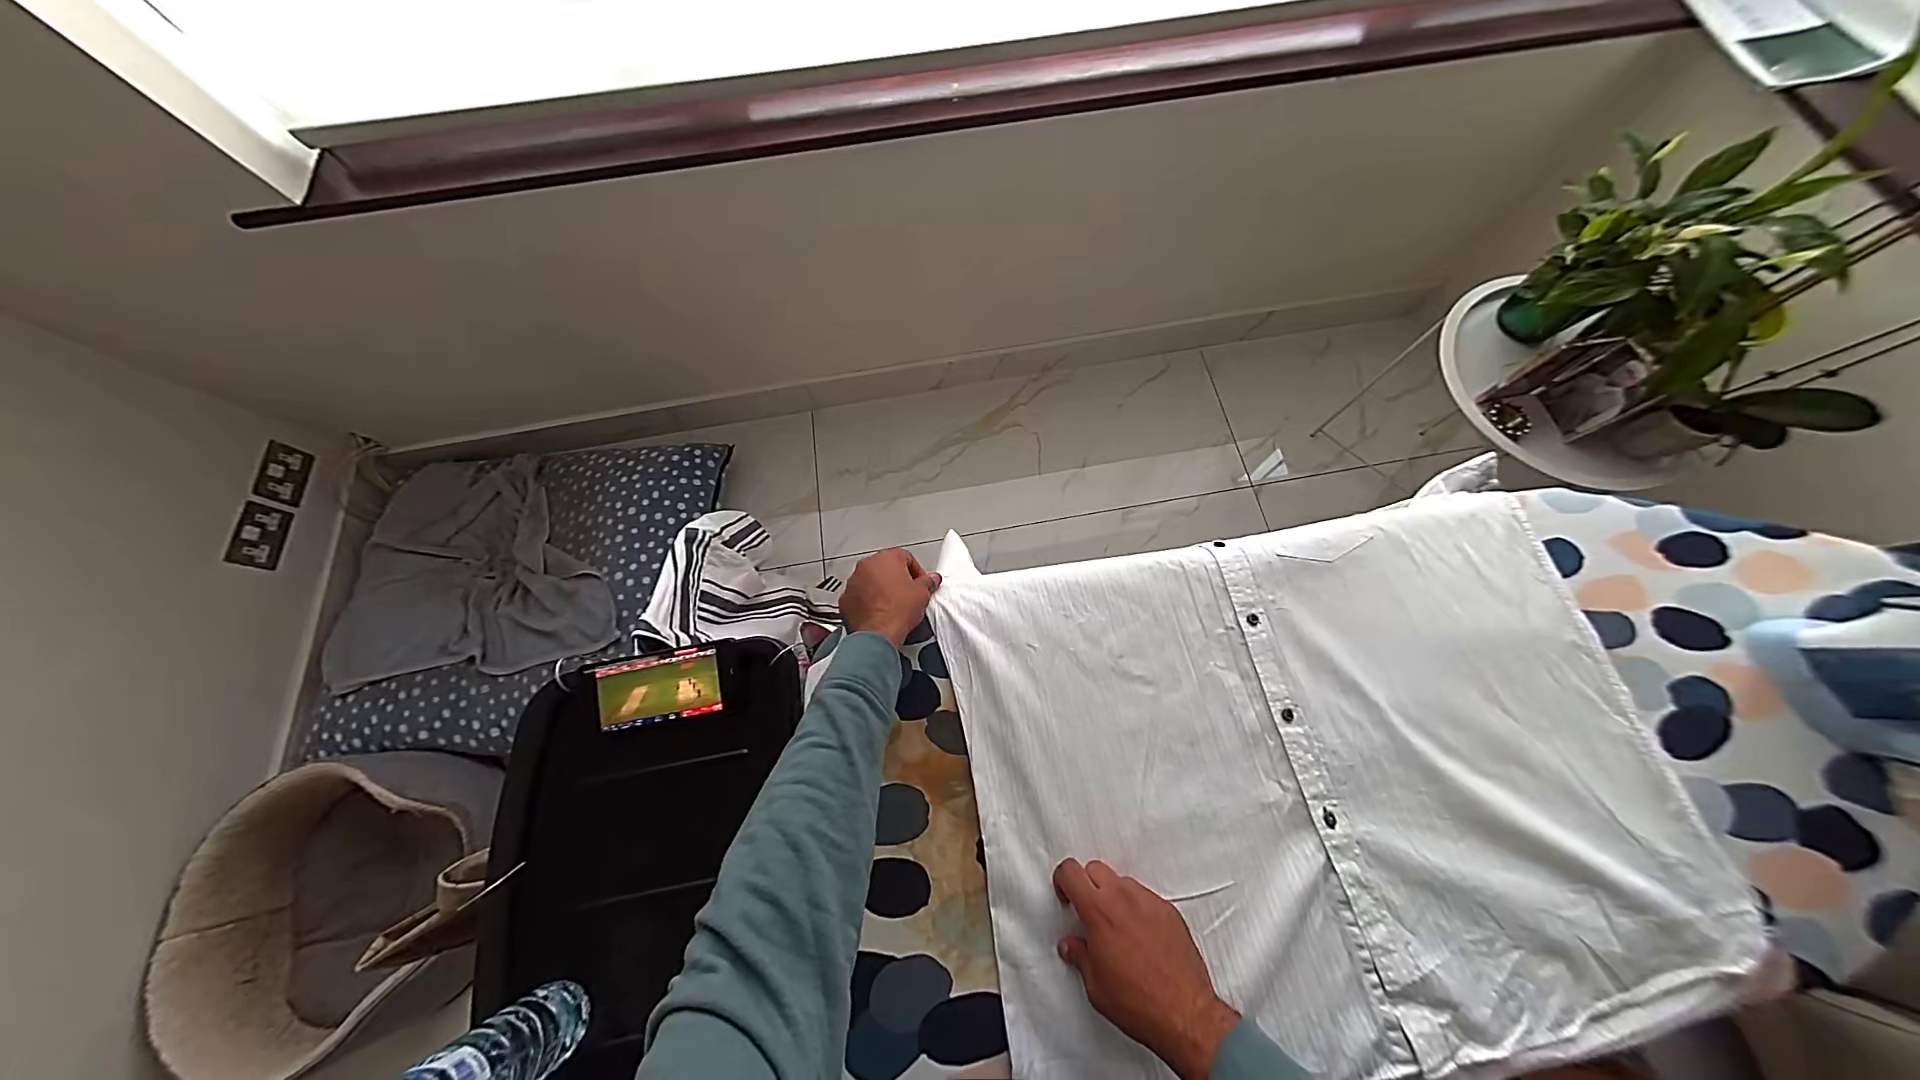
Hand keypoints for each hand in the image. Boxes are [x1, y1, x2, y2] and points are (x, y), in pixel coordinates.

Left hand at [841, 548, 940, 646]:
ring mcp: (854, 581)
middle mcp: (867, 566)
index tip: (920, 582)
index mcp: (887, 558)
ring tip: (893, 604)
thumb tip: (930, 580)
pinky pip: (859, 594)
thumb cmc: (896, 611)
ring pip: (870, 580)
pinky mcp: (846, 598)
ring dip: (881, 588)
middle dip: (897, 578)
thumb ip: (927, 582)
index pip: (906, 557)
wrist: (878, 633)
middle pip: (886, 566)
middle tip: (907, 593)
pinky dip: (867, 600)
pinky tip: (879, 611)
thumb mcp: (922, 594)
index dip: (916, 571)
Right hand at [1054, 858, 1239, 1079]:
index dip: (1062, 880)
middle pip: (1095, 869)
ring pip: (1122, 882)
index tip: (1065, 895)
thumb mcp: (1095, 984)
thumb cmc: (1141, 1002)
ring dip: (1114, 896)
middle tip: (1087, 911)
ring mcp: (1149, 902)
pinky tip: (1139, 935)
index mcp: (1099, 911)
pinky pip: (1146, 897)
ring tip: (1116, 927)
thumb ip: (1079, 955)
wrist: (1185, 1015)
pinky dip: (1137, 908)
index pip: (1071, 871)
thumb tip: (1072, 946)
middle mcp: (1124, 898)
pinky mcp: (1169, 911)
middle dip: (1087, 885)